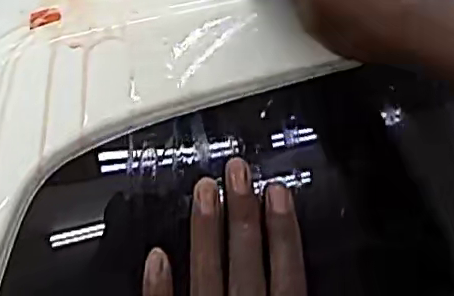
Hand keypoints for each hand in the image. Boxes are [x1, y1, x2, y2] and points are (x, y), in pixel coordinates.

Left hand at [142, 157, 303, 295]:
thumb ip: (296, 291)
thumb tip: (297, 265)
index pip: (288, 280)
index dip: (284, 234)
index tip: (278, 191)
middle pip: (246, 268)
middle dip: (243, 215)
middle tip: (237, 169)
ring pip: (206, 279)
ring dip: (205, 233)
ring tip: (203, 188)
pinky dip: (159, 288)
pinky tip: (156, 255)